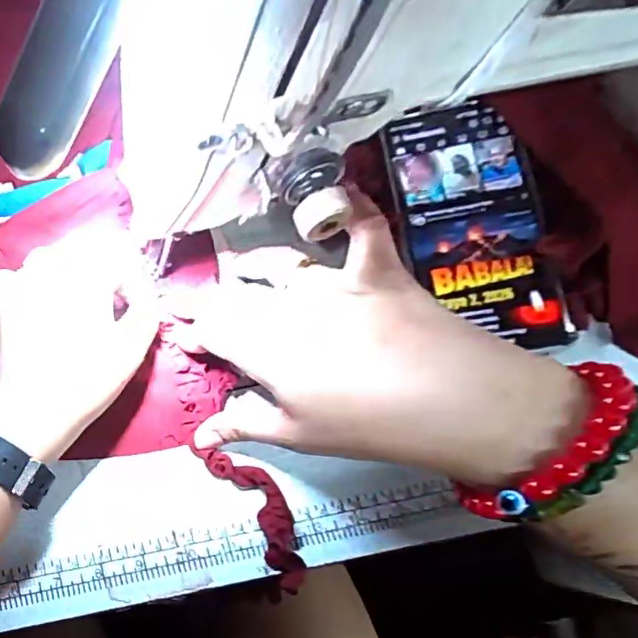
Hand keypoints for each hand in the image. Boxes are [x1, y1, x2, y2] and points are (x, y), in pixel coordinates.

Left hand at [0, 221, 161, 460]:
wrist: (33, 412)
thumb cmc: (88, 382)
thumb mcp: (133, 348)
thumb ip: (147, 310)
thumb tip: (143, 295)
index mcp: (87, 273)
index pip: (119, 255)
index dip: (135, 278)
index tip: (137, 304)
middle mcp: (49, 267)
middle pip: (84, 250)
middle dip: (103, 270)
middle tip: (112, 306)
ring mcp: (19, 282)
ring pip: (49, 257)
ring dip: (69, 273)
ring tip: (79, 306)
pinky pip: (13, 275)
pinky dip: (27, 282)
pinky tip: (37, 300)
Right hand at [172, 189, 583, 484]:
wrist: (451, 399)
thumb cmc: (365, 425)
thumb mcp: (297, 433)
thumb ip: (244, 423)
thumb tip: (200, 436)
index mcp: (264, 347)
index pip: (213, 327)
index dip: (195, 330)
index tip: (186, 339)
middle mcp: (289, 304)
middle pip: (239, 294)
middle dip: (215, 303)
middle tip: (210, 315)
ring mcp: (334, 280)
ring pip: (280, 262)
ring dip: (254, 265)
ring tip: (241, 268)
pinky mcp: (375, 266)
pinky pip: (357, 222)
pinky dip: (344, 206)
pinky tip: (332, 201)